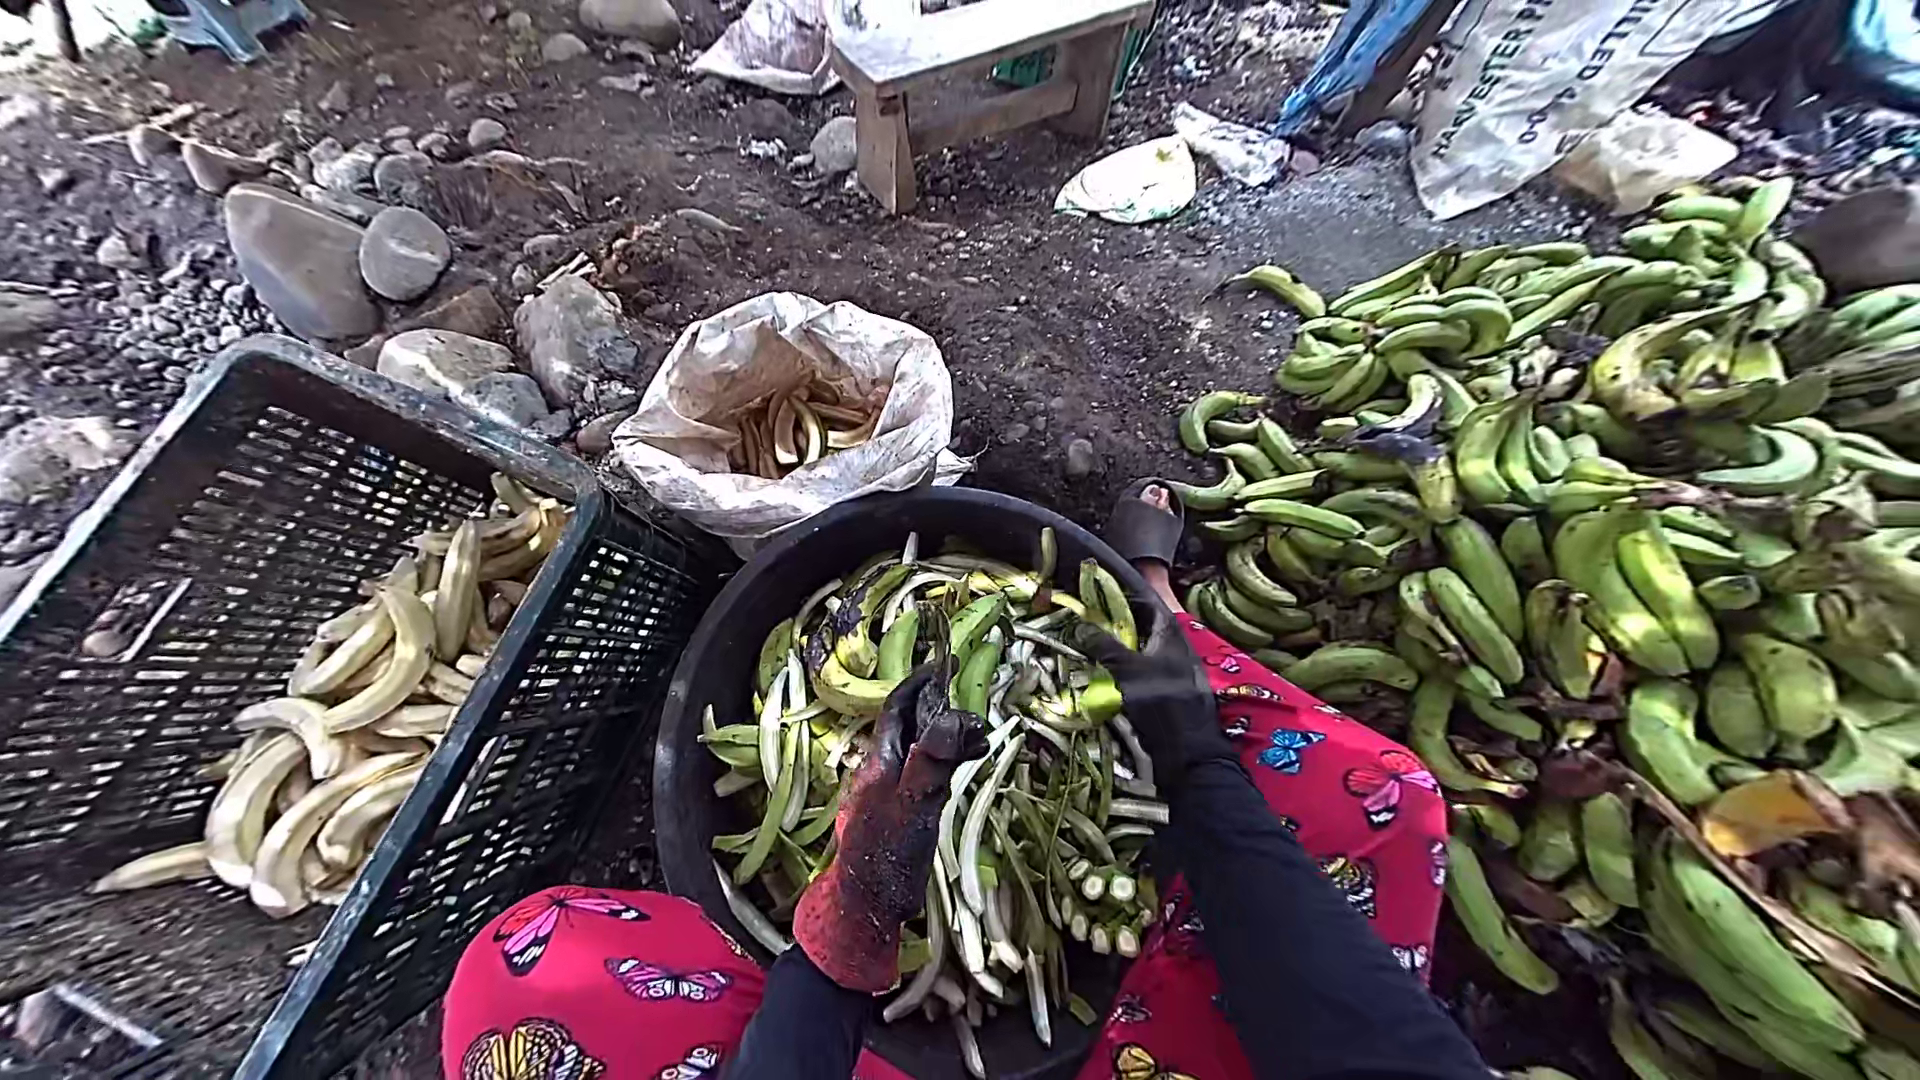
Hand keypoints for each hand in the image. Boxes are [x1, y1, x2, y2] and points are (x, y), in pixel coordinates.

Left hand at [794, 668, 986, 991]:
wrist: (866, 910)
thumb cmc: (886, 858)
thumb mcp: (913, 806)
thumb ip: (931, 761)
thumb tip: (952, 716)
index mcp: (879, 760)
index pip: (898, 708)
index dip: (921, 683)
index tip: (946, 665)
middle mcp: (882, 768)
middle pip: (912, 725)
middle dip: (942, 711)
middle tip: (975, 715)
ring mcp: (891, 789)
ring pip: (922, 748)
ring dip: (949, 738)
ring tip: (980, 742)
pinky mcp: (901, 808)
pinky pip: (926, 771)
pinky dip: (947, 762)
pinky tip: (964, 767)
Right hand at [1074, 596, 1232, 793]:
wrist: (1188, 750)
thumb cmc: (1160, 700)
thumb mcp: (1126, 668)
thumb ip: (1103, 645)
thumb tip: (1079, 624)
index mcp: (1170, 633)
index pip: (1146, 601)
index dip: (1124, 592)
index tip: (1099, 588)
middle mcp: (1174, 646)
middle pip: (1142, 624)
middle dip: (1116, 619)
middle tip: (1087, 616)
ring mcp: (1172, 669)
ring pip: (1141, 647)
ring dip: (1118, 644)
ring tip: (1090, 641)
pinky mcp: (1167, 690)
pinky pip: (1141, 668)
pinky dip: (1123, 665)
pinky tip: (1106, 671)